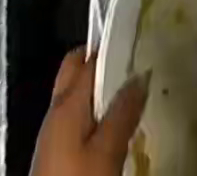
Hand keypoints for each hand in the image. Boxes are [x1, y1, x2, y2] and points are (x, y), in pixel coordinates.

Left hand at [32, 47, 147, 175]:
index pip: (88, 59)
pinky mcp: (56, 154)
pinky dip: (96, 113)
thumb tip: (142, 74)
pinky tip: (117, 126)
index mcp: (66, 105)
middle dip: (102, 64)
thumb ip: (124, 110)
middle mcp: (55, 112)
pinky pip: (78, 118)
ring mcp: (53, 134)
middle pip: (76, 71)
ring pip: (78, 95)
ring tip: (133, 94)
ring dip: (102, 91)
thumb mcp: (108, 151)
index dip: (112, 46)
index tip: (139, 43)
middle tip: (133, 67)